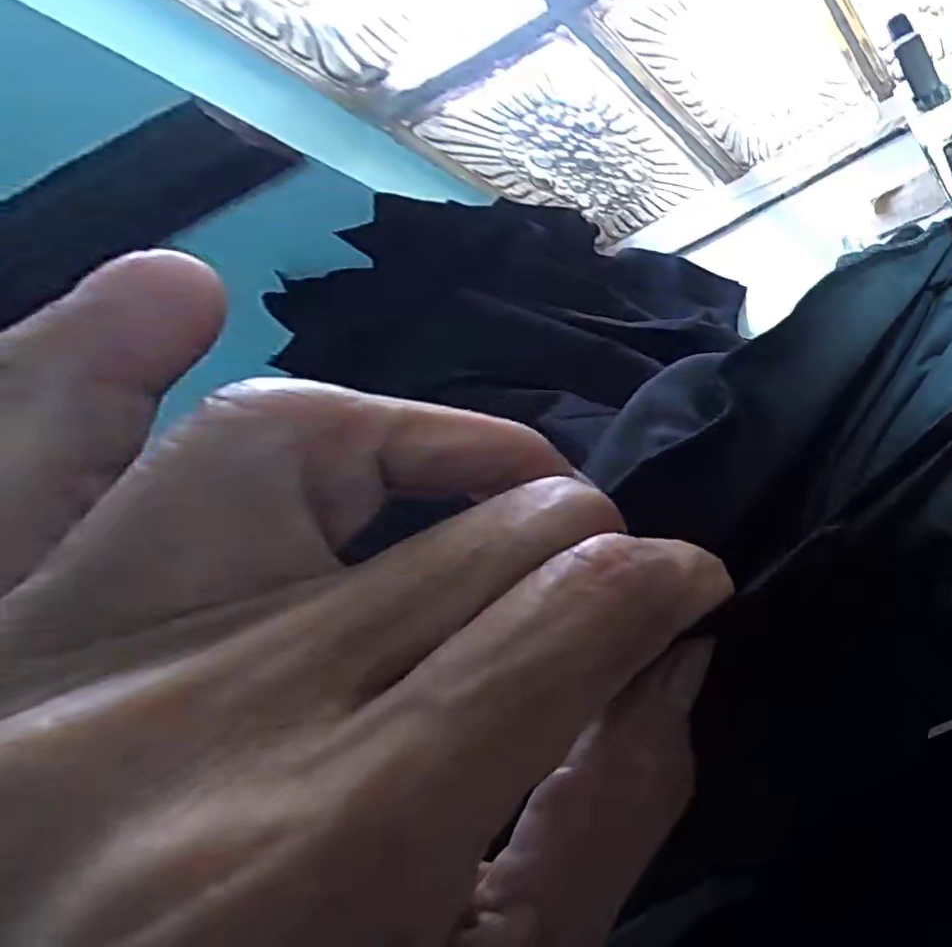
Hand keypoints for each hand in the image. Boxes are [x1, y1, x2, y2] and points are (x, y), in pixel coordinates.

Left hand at [0, 253, 729, 946]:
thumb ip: (621, 802)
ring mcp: (30, 674)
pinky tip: (177, 292)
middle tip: (613, 593)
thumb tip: (681, 648)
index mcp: (327, 844)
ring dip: (450, 445)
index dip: (677, 579)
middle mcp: (175, 732)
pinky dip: (80, 360)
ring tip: (502, 481)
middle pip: (499, 526)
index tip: (698, 595)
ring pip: (294, 440)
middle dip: (605, 546)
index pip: (583, 603)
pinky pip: (14, 460)